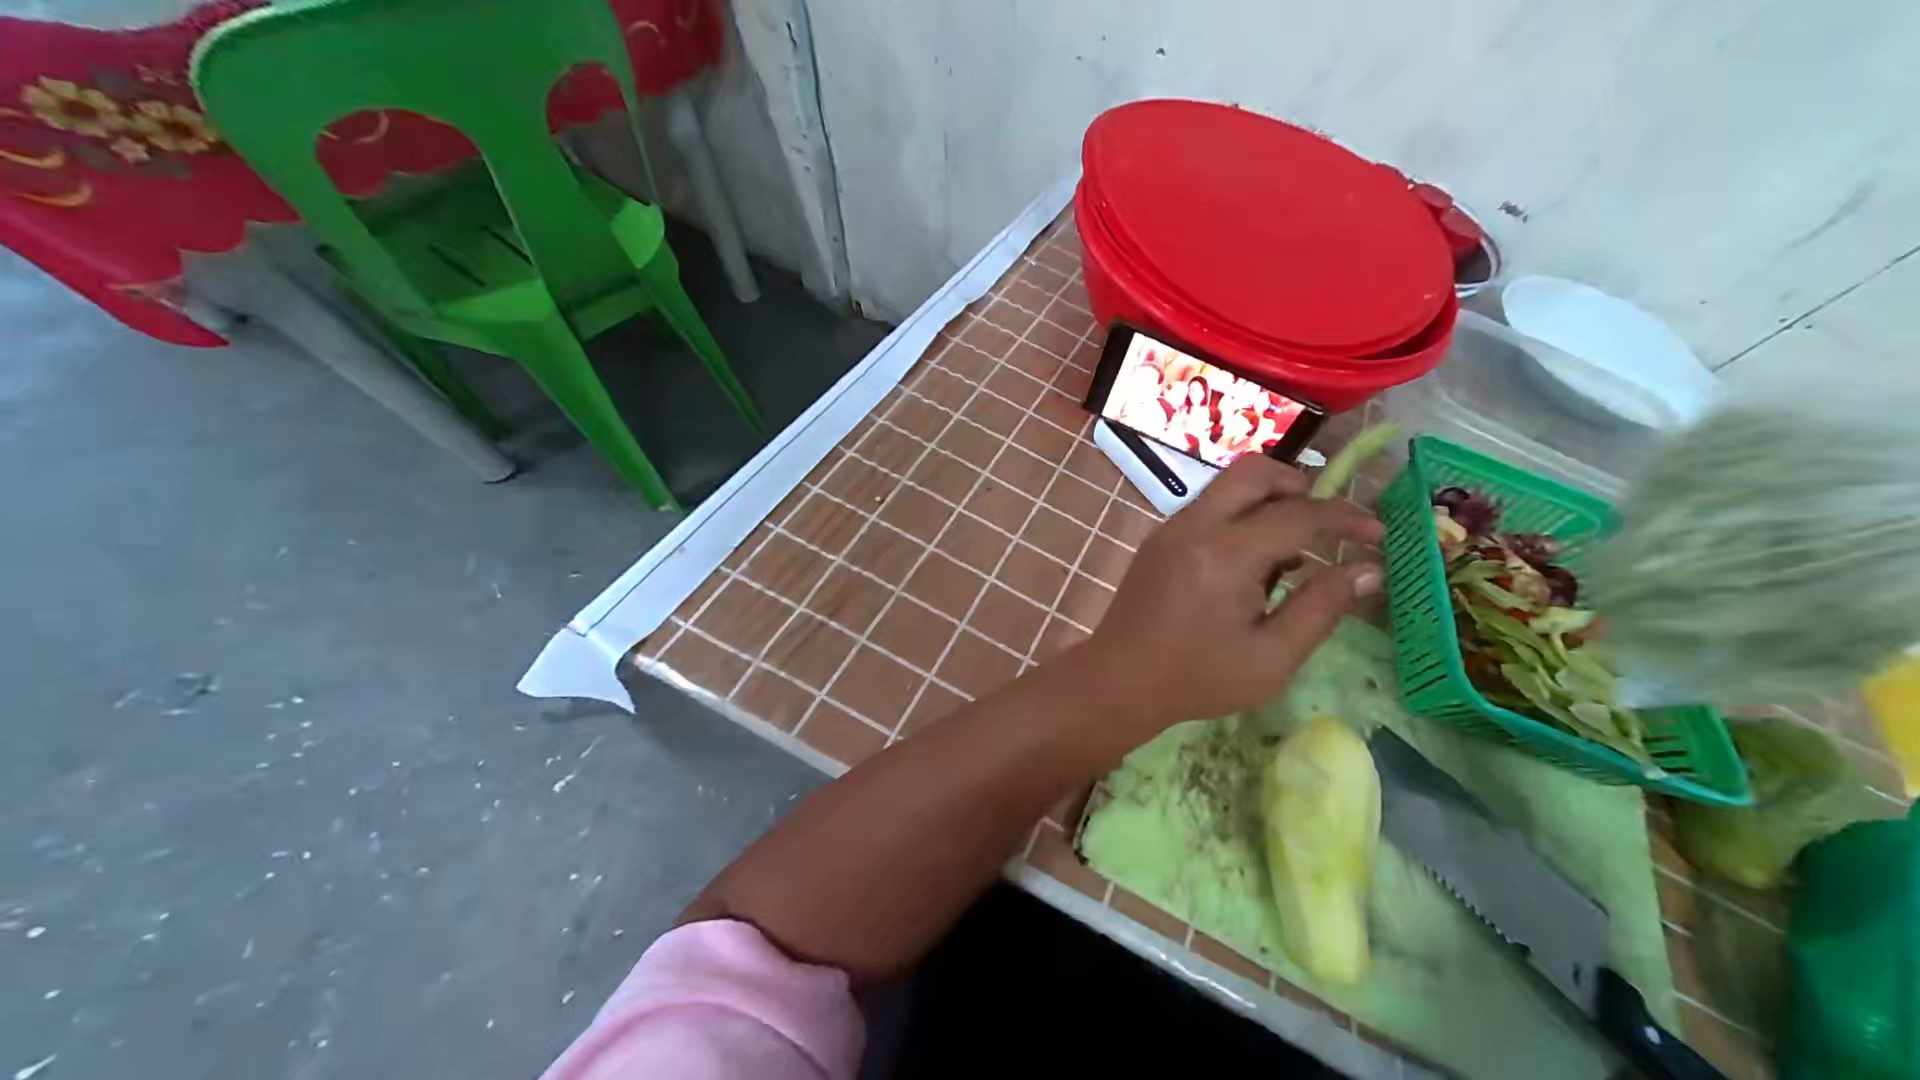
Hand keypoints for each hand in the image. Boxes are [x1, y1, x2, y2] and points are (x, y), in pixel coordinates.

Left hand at [1077, 455, 1384, 727]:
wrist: (1117, 681)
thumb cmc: (1197, 679)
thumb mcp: (1271, 657)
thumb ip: (1321, 608)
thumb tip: (1368, 569)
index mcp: (1223, 555)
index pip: (1296, 513)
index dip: (1345, 517)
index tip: (1377, 533)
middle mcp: (1193, 527)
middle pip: (1253, 472)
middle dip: (1299, 486)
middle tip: (1326, 525)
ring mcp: (1169, 529)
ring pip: (1227, 486)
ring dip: (1267, 501)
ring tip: (1290, 555)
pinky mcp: (1158, 540)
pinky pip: (1208, 508)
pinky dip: (1240, 517)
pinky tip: (1253, 566)